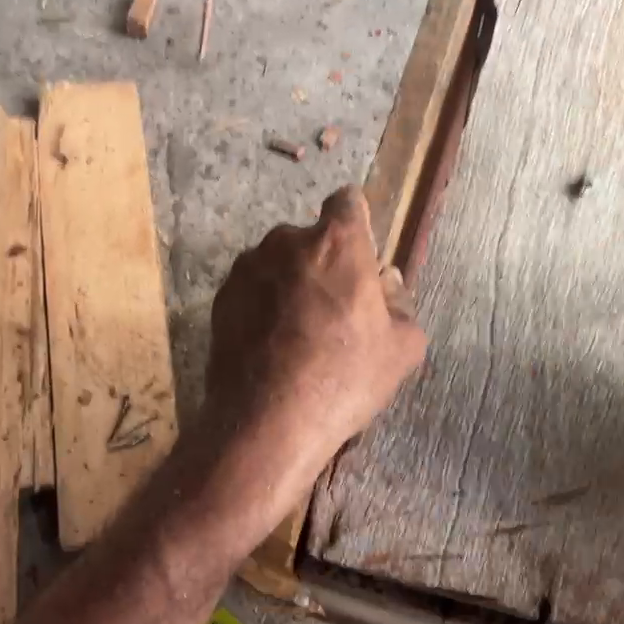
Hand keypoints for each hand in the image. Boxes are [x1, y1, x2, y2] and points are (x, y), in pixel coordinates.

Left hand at [204, 186, 426, 476]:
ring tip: (303, 336)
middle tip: (339, 310)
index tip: (362, 256)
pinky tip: (276, 348)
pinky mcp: (221, 299)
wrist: (266, 422)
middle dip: (327, 264)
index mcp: (337, 242)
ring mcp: (247, 269)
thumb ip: (402, 306)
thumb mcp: (402, 349)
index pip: (349, 201)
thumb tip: (388, 287)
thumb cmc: (343, 378)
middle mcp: (287, 241)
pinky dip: (266, 308)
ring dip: (294, 285)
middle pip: (314, 239)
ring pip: (281, 265)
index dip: (358, 224)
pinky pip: (254, 291)